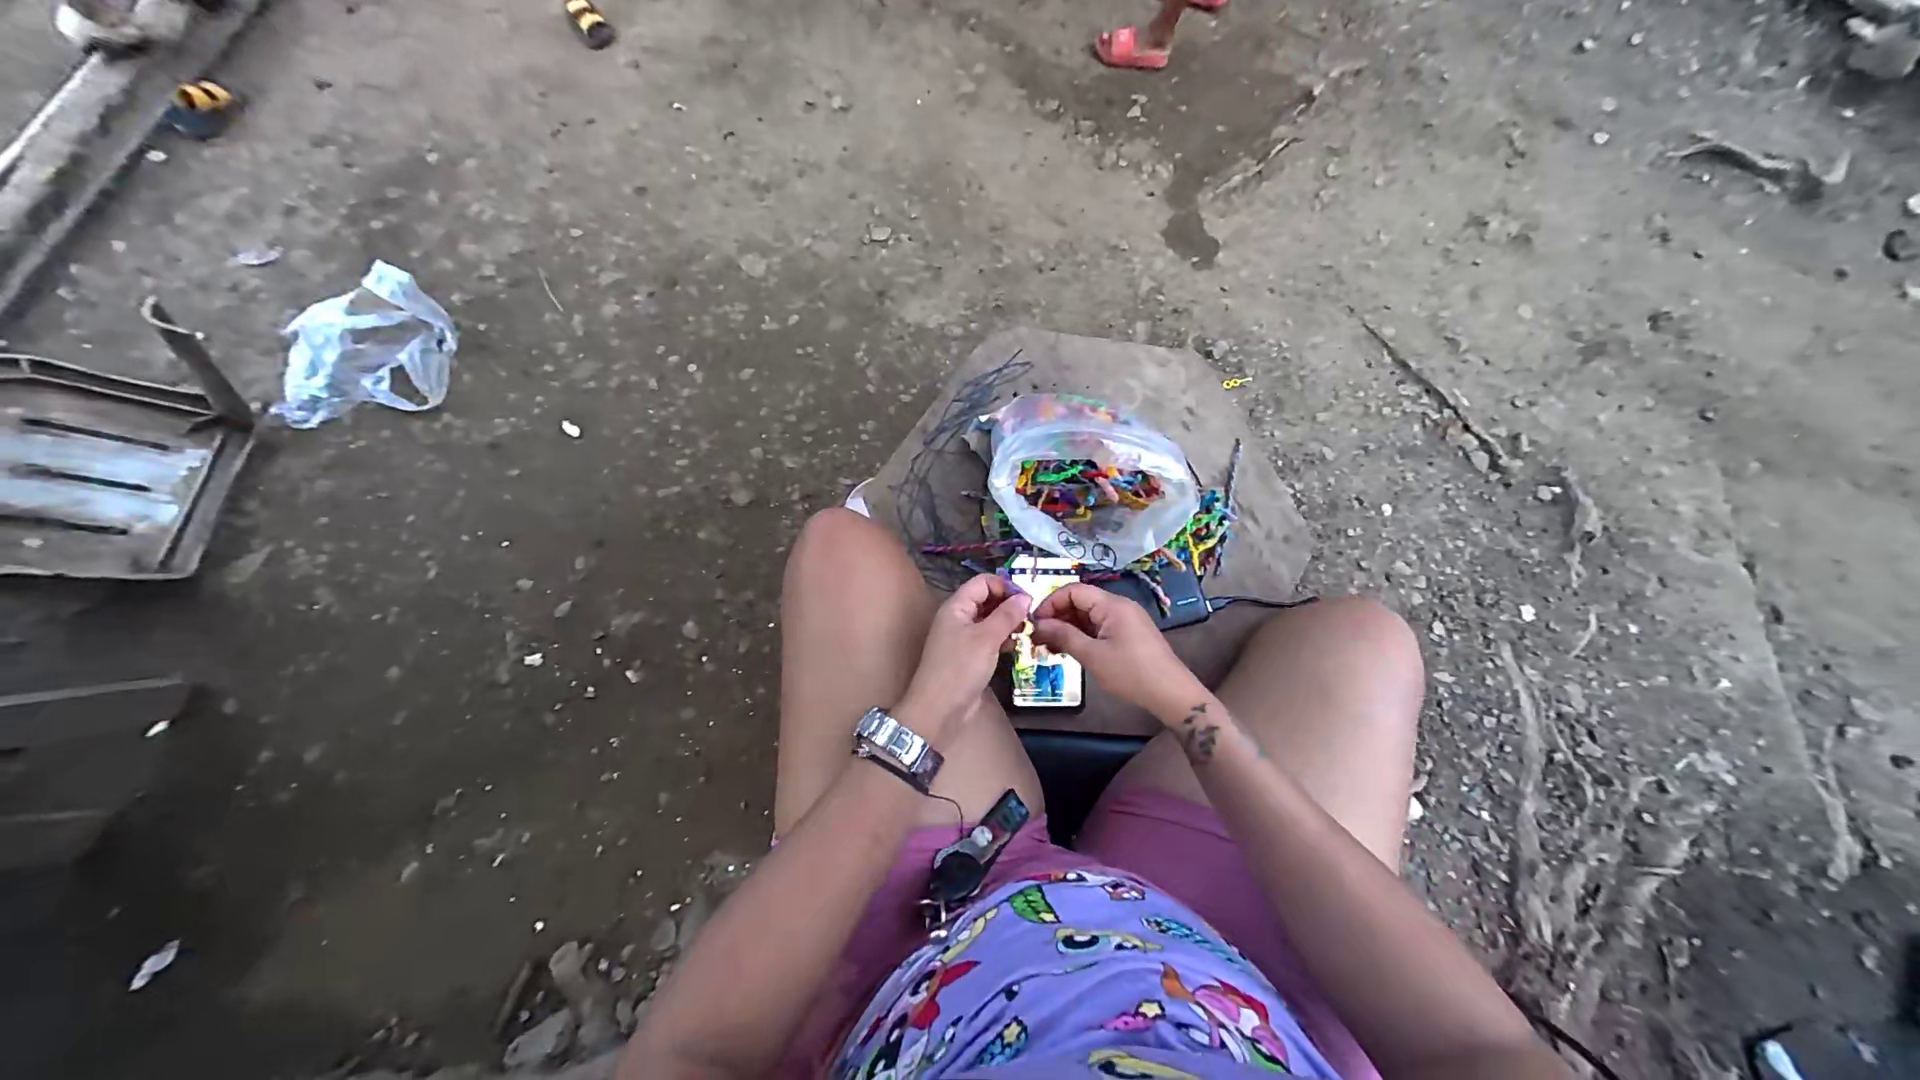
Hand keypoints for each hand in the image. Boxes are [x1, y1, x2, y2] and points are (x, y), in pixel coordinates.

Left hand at [895, 574, 1030, 739]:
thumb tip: (1025, 596)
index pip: (982, 582)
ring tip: (1027, 631)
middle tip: (1031, 616)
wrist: (939, 709)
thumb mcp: (986, 638)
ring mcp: (963, 638)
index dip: (1004, 586)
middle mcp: (958, 618)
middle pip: (986, 600)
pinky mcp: (969, 656)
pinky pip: (989, 639)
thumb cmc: (960, 668)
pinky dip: (1002, 639)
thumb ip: (1006, 615)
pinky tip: (1015, 646)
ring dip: (1008, 622)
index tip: (1027, 598)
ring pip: (989, 620)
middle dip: (1008, 604)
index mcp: (956, 606)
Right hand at [1031, 583, 1203, 721]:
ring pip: (1087, 616)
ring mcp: (1124, 620)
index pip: (1073, 590)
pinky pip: (1098, 627)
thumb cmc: (1131, 673)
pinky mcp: (1127, 634)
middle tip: (1037, 639)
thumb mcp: (1092, 655)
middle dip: (1056, 617)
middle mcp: (1119, 606)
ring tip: (1049, 647)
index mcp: (1112, 604)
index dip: (1050, 603)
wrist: (1170, 693)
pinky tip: (1068, 650)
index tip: (1034, 623)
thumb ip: (1064, 636)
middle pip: (1080, 601)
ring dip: (1067, 628)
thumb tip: (1038, 624)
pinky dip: (1081, 635)